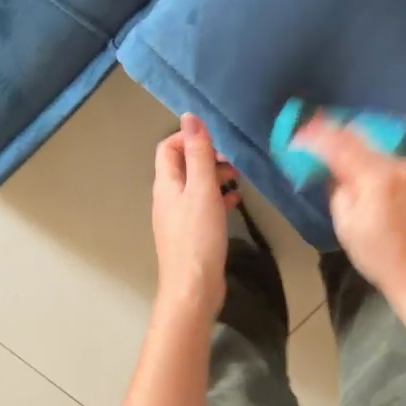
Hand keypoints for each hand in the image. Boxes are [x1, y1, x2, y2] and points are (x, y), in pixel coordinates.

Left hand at [151, 114, 240, 320]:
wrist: (194, 288)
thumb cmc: (198, 236)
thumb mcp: (202, 189)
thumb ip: (198, 153)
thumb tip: (189, 117)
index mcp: (166, 184)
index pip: (169, 148)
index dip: (189, 138)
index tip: (216, 142)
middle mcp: (168, 198)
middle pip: (183, 166)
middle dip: (207, 157)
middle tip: (233, 162)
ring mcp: (178, 217)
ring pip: (196, 186)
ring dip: (215, 177)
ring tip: (238, 179)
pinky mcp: (191, 233)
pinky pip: (203, 206)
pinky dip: (218, 198)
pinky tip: (236, 201)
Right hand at [293, 122, 405, 297]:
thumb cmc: (377, 254)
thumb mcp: (345, 223)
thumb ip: (337, 188)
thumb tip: (332, 169)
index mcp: (376, 177)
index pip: (340, 146)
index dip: (316, 139)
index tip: (296, 138)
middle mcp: (394, 163)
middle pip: (357, 136)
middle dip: (330, 131)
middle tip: (307, 130)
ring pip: (370, 141)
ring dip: (346, 137)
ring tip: (323, 136)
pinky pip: (380, 152)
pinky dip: (362, 148)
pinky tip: (347, 150)